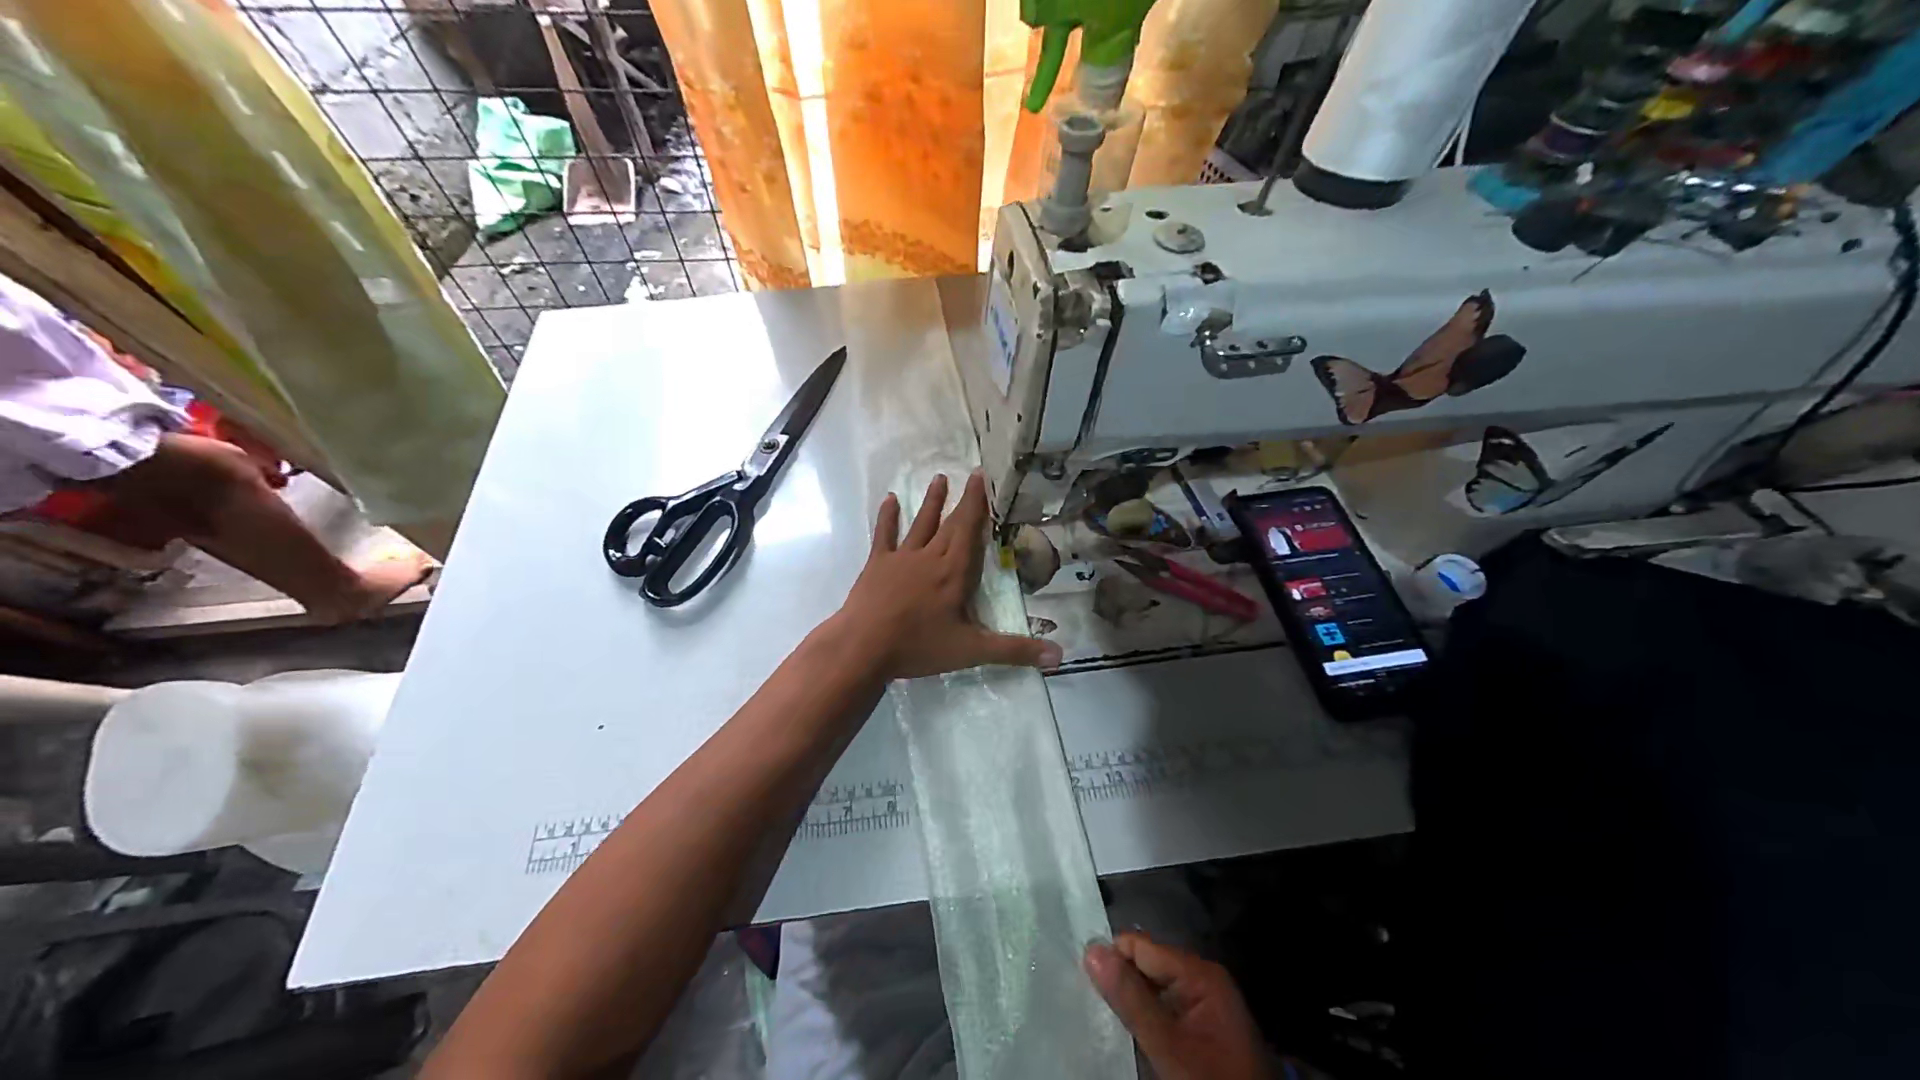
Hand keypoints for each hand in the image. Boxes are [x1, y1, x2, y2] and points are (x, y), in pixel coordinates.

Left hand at [832, 471, 1059, 680]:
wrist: (863, 647)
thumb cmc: (918, 647)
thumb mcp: (971, 651)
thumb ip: (1014, 651)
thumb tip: (1059, 656)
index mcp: (954, 572)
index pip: (970, 531)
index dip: (978, 505)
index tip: (983, 479)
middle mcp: (930, 557)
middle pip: (950, 524)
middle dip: (963, 501)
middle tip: (972, 475)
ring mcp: (901, 558)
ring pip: (920, 524)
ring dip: (931, 502)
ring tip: (939, 478)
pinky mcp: (877, 565)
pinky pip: (884, 535)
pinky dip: (888, 517)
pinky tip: (889, 500)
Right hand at [1085, 932, 1272, 1079]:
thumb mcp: (1168, 1046)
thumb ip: (1130, 998)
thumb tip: (1091, 950)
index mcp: (1199, 973)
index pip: (1139, 946)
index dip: (1111, 962)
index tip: (1086, 984)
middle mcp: (1203, 978)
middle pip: (1145, 964)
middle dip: (1122, 983)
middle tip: (1095, 1006)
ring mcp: (1205, 1002)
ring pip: (1152, 987)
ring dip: (1132, 1003)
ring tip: (1108, 1020)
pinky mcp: (1203, 1024)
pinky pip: (1164, 1007)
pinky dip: (1146, 1018)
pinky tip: (1132, 1034)